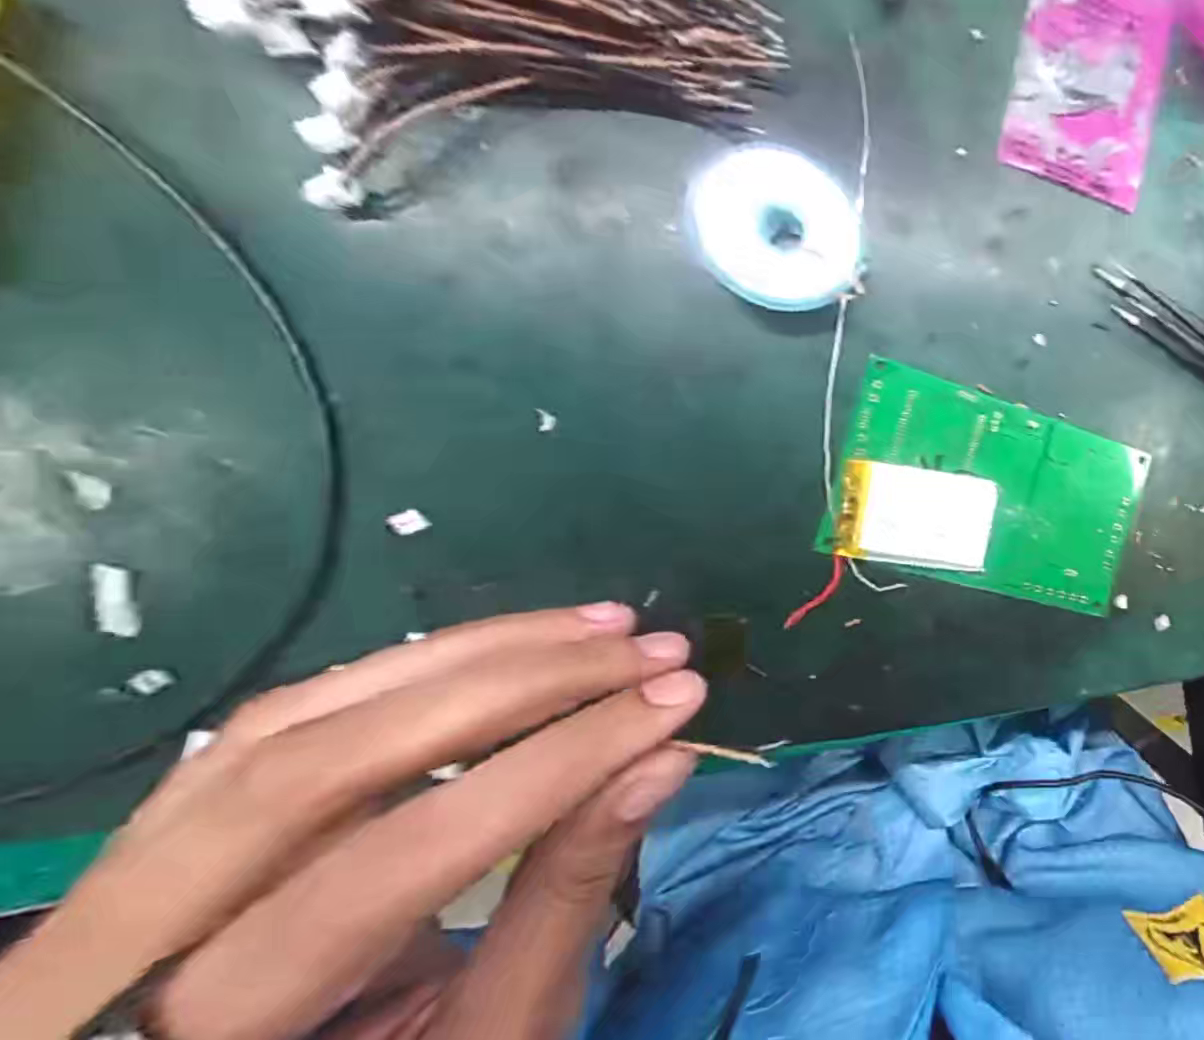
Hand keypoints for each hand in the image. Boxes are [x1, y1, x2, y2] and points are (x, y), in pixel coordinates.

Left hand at [0, 603, 706, 1039]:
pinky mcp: (185, 810)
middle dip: (525, 685)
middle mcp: (104, 945)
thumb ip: (570, 891)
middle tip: (648, 651)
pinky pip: (310, 704)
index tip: (676, 704)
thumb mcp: (495, 1034)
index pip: (399, 858)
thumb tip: (665, 759)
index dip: (558, 764)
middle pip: (331, 760)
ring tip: (606, 628)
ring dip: (487, 651)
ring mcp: (129, 863)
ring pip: (313, 708)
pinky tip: (523, 645)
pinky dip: (434, 660)